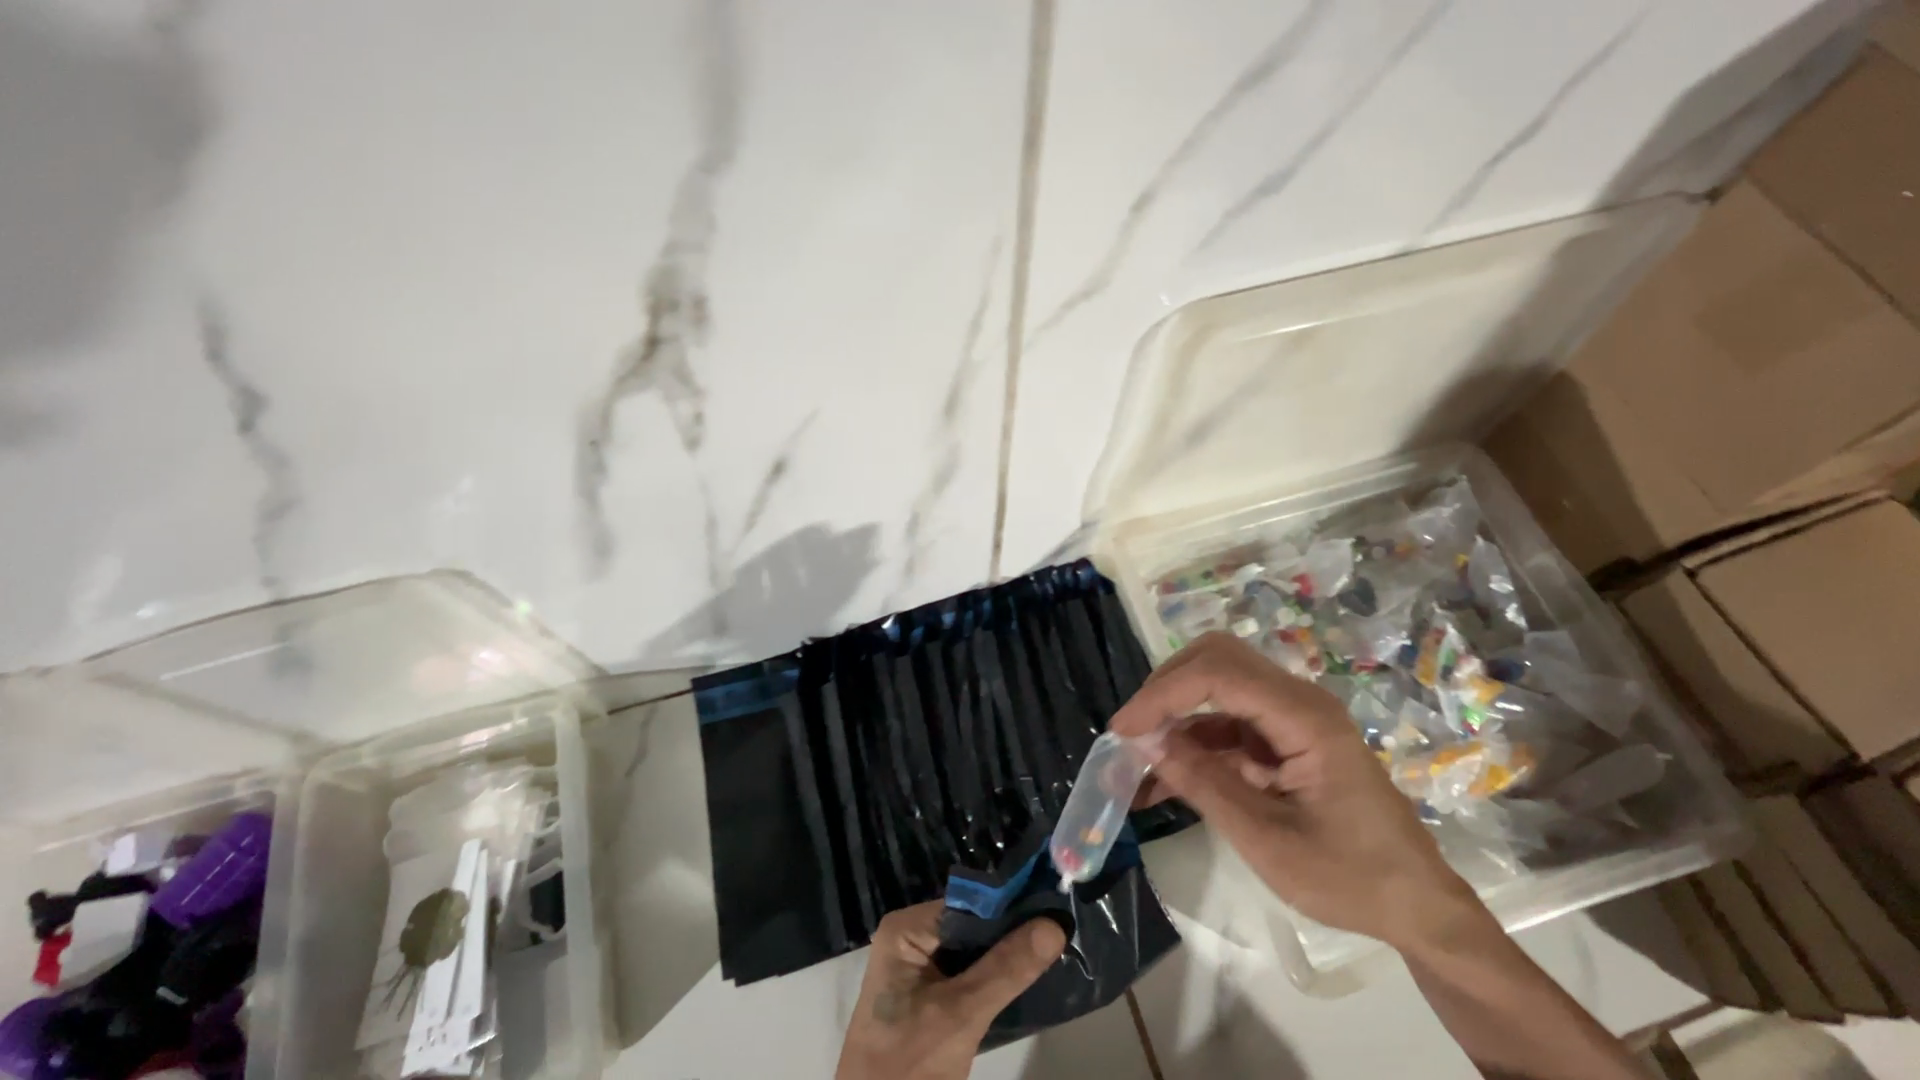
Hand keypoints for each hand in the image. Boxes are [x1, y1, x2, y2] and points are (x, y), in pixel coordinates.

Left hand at [835, 901, 1066, 1079]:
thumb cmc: (909, 1063)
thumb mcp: (961, 1014)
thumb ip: (1006, 969)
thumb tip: (1055, 924)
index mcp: (906, 930)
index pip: (969, 903)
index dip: (1012, 906)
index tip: (1057, 910)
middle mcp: (912, 938)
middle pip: (974, 924)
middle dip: (1015, 931)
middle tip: (1064, 932)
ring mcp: (921, 967)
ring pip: (977, 949)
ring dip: (1010, 954)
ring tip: (1057, 948)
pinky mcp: (932, 994)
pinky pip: (972, 972)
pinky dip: (998, 975)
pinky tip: (1031, 975)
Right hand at [1110, 633, 1485, 950]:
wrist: (1415, 905)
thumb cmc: (1349, 877)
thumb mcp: (1266, 839)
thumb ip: (1205, 784)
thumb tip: (1148, 744)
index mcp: (1304, 718)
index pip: (1219, 674)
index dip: (1163, 694)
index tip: (1122, 732)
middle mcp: (1298, 703)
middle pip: (1218, 661)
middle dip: (1166, 690)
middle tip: (1129, 733)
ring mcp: (1292, 721)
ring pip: (1218, 690)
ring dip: (1174, 719)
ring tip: (1133, 764)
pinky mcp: (1285, 742)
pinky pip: (1228, 727)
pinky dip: (1192, 746)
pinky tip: (1161, 781)